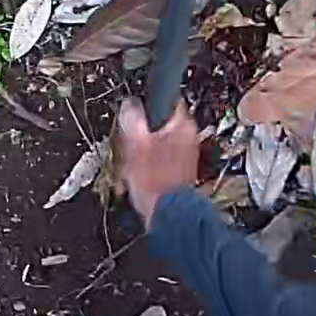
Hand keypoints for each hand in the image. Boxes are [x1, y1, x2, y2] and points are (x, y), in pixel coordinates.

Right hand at [114, 99, 199, 226]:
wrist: (166, 214)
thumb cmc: (157, 184)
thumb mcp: (136, 145)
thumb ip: (132, 119)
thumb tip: (129, 103)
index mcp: (182, 126)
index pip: (164, 100)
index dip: (144, 108)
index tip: (133, 118)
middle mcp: (186, 137)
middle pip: (153, 126)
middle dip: (136, 138)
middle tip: (129, 151)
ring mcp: (181, 154)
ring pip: (150, 143)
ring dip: (135, 155)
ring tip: (130, 168)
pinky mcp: (174, 169)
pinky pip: (153, 159)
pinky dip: (142, 166)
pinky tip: (135, 177)